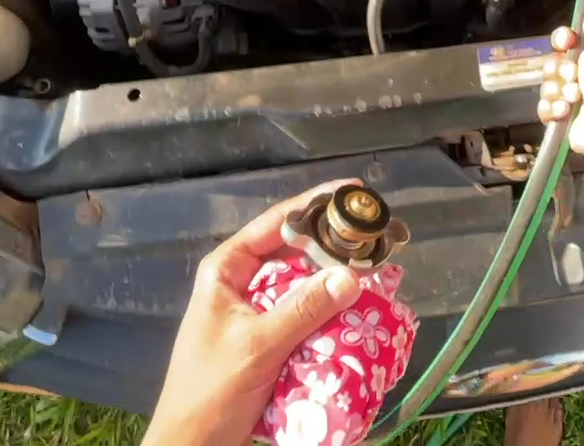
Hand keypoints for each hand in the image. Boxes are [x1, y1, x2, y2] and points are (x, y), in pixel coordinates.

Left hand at [146, 181, 364, 445]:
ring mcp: (257, 308)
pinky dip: (330, 306)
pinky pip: (307, 310)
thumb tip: (352, 275)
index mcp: (227, 268)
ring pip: (304, 279)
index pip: (277, 221)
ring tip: (374, 261)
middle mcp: (243, 280)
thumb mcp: (257, 346)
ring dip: (335, 274)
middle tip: (372, 230)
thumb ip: (303, 309)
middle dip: (333, 240)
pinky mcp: (271, 335)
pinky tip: (358, 302)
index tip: (352, 190)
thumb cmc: (209, 393)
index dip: (316, 202)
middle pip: (295, 247)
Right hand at [538, 4, 583, 161]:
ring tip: (574, 98)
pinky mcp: (565, 119)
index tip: (566, 42)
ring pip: (548, 85)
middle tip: (574, 76)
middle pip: (554, 63)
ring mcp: (575, 99)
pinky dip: (553, 109)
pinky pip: (545, 108)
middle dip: (560, 69)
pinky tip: (564, 111)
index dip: (562, 40)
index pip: (568, 41)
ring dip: (559, 90)